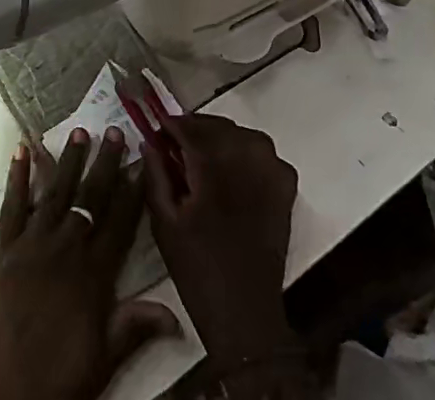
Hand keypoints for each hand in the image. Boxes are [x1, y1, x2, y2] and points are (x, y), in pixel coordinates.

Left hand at [0, 127, 178, 399]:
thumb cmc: (52, 378)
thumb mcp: (101, 361)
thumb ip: (133, 328)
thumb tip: (174, 315)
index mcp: (92, 276)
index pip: (119, 225)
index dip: (133, 194)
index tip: (142, 165)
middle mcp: (63, 250)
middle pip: (89, 200)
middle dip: (103, 165)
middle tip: (113, 134)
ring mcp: (30, 244)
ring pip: (54, 193)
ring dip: (67, 162)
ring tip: (79, 133)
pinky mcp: (2, 247)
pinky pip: (13, 205)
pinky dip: (17, 176)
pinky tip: (21, 152)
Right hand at [143, 114, 299, 375]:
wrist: (243, 309)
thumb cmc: (196, 265)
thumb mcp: (162, 221)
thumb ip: (155, 175)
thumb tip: (149, 142)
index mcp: (213, 172)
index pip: (190, 128)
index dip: (170, 124)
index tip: (155, 128)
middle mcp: (246, 166)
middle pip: (218, 126)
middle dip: (193, 128)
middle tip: (172, 142)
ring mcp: (271, 178)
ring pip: (245, 135)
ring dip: (221, 136)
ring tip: (201, 151)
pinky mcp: (285, 193)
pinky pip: (267, 155)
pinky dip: (249, 151)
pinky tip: (233, 166)